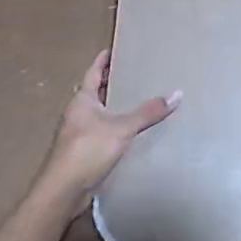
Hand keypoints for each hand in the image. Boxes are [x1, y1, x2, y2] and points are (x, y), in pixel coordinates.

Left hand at [38, 50, 178, 211]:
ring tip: (134, 99)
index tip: (114, 49)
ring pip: (97, 112)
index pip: (93, 72)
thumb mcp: (122, 128)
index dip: (103, 60)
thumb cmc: (87, 150)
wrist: (63, 191)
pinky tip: (129, 131)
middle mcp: (77, 113)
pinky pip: (101, 131)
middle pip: (95, 91)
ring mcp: (78, 133)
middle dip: (110, 82)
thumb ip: (148, 112)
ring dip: (112, 105)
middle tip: (131, 72)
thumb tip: (177, 94)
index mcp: (82, 100)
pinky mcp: (83, 152)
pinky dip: (114, 126)